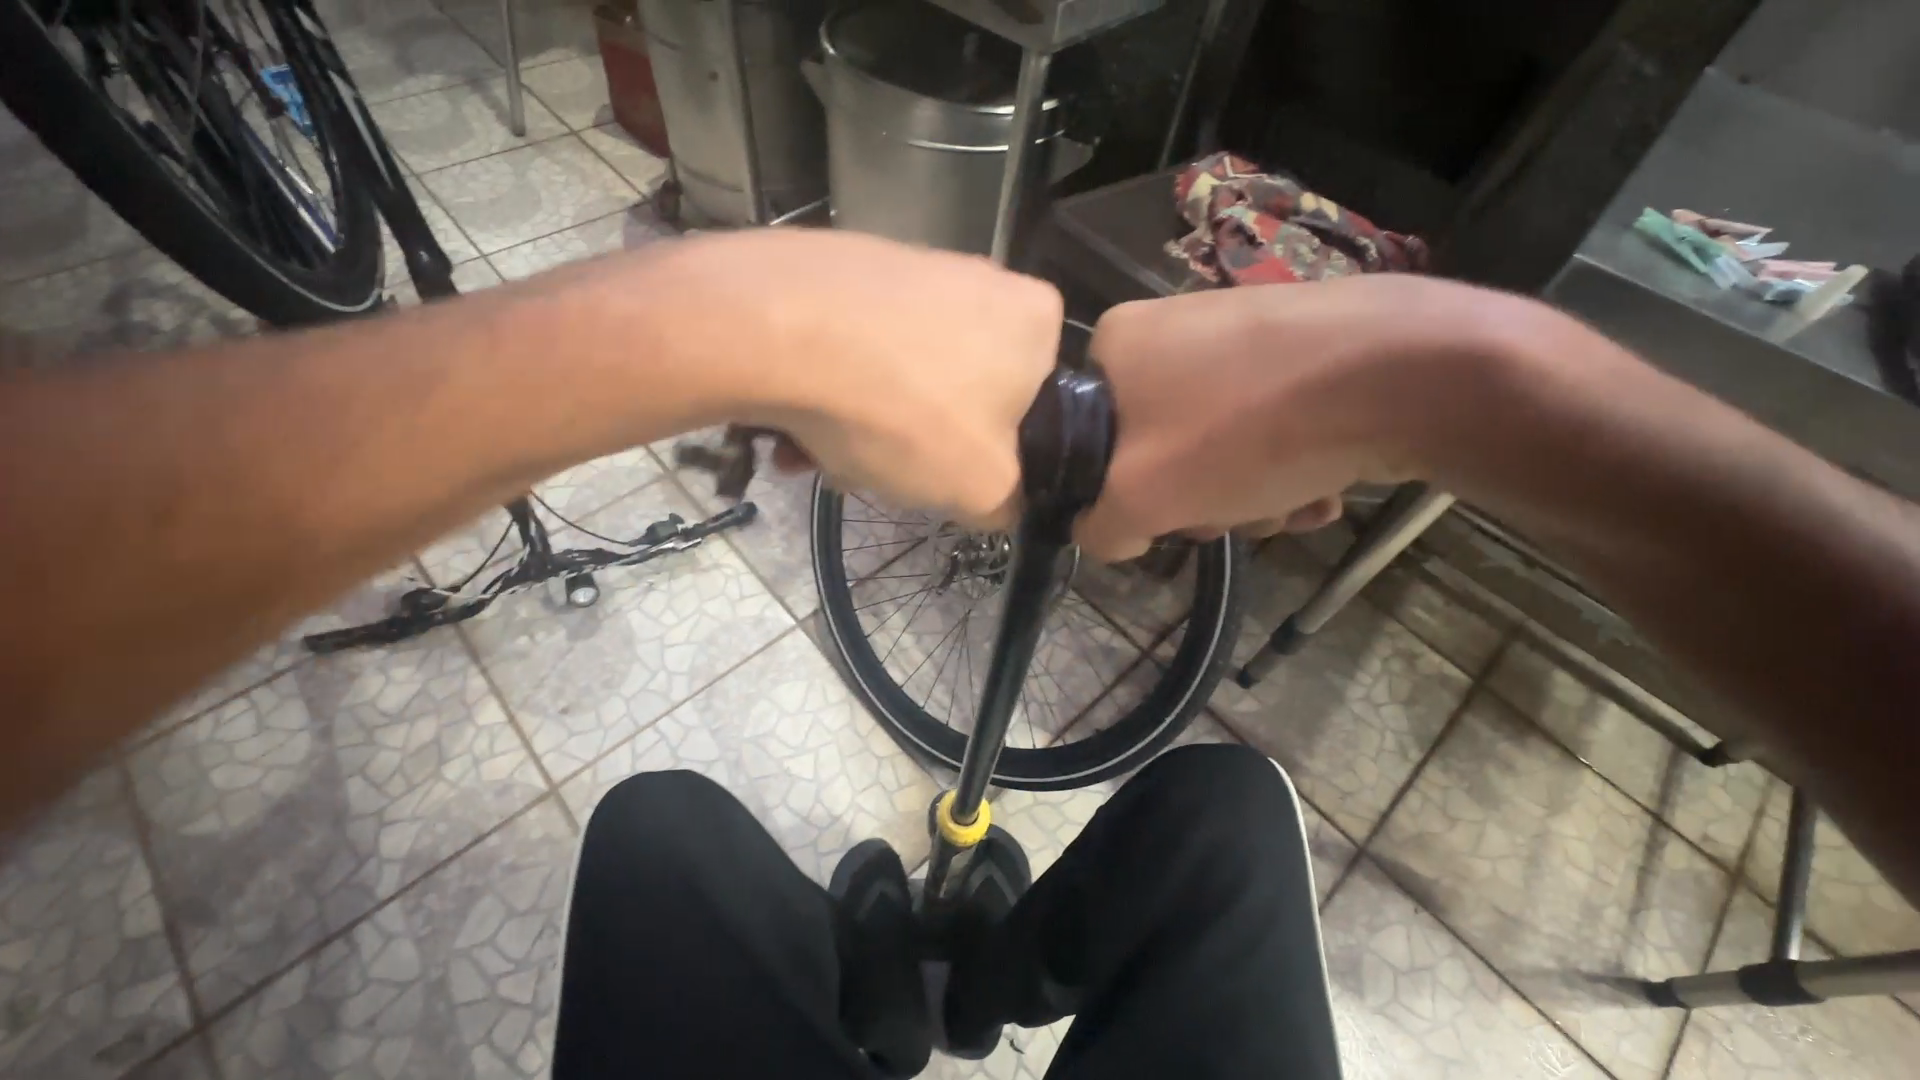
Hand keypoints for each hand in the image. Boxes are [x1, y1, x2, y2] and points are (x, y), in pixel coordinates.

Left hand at [670, 230, 1060, 526]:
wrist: (771, 330)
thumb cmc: (903, 411)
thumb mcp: (983, 489)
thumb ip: (1011, 502)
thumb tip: (1000, 499)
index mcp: (1035, 320)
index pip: (1037, 407)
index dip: (995, 456)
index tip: (949, 479)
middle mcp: (981, 279)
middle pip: (959, 395)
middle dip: (913, 445)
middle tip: (876, 472)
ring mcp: (908, 269)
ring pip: (898, 379)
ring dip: (861, 429)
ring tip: (817, 453)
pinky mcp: (844, 270)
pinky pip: (852, 352)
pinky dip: (828, 393)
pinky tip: (792, 423)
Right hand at [1075, 275, 1510, 559]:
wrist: (1404, 372)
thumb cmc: (1246, 431)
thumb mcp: (1140, 497)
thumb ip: (1099, 524)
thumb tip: (1106, 530)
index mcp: (1115, 344)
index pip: (1084, 440)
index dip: (1117, 493)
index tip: (1160, 518)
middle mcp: (1170, 328)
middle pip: (1155, 448)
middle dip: (1193, 500)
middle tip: (1227, 517)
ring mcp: (1240, 335)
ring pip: (1216, 446)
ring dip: (1246, 497)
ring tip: (1286, 504)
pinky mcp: (1300, 350)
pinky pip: (1269, 427)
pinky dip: (1287, 469)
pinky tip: (1321, 491)